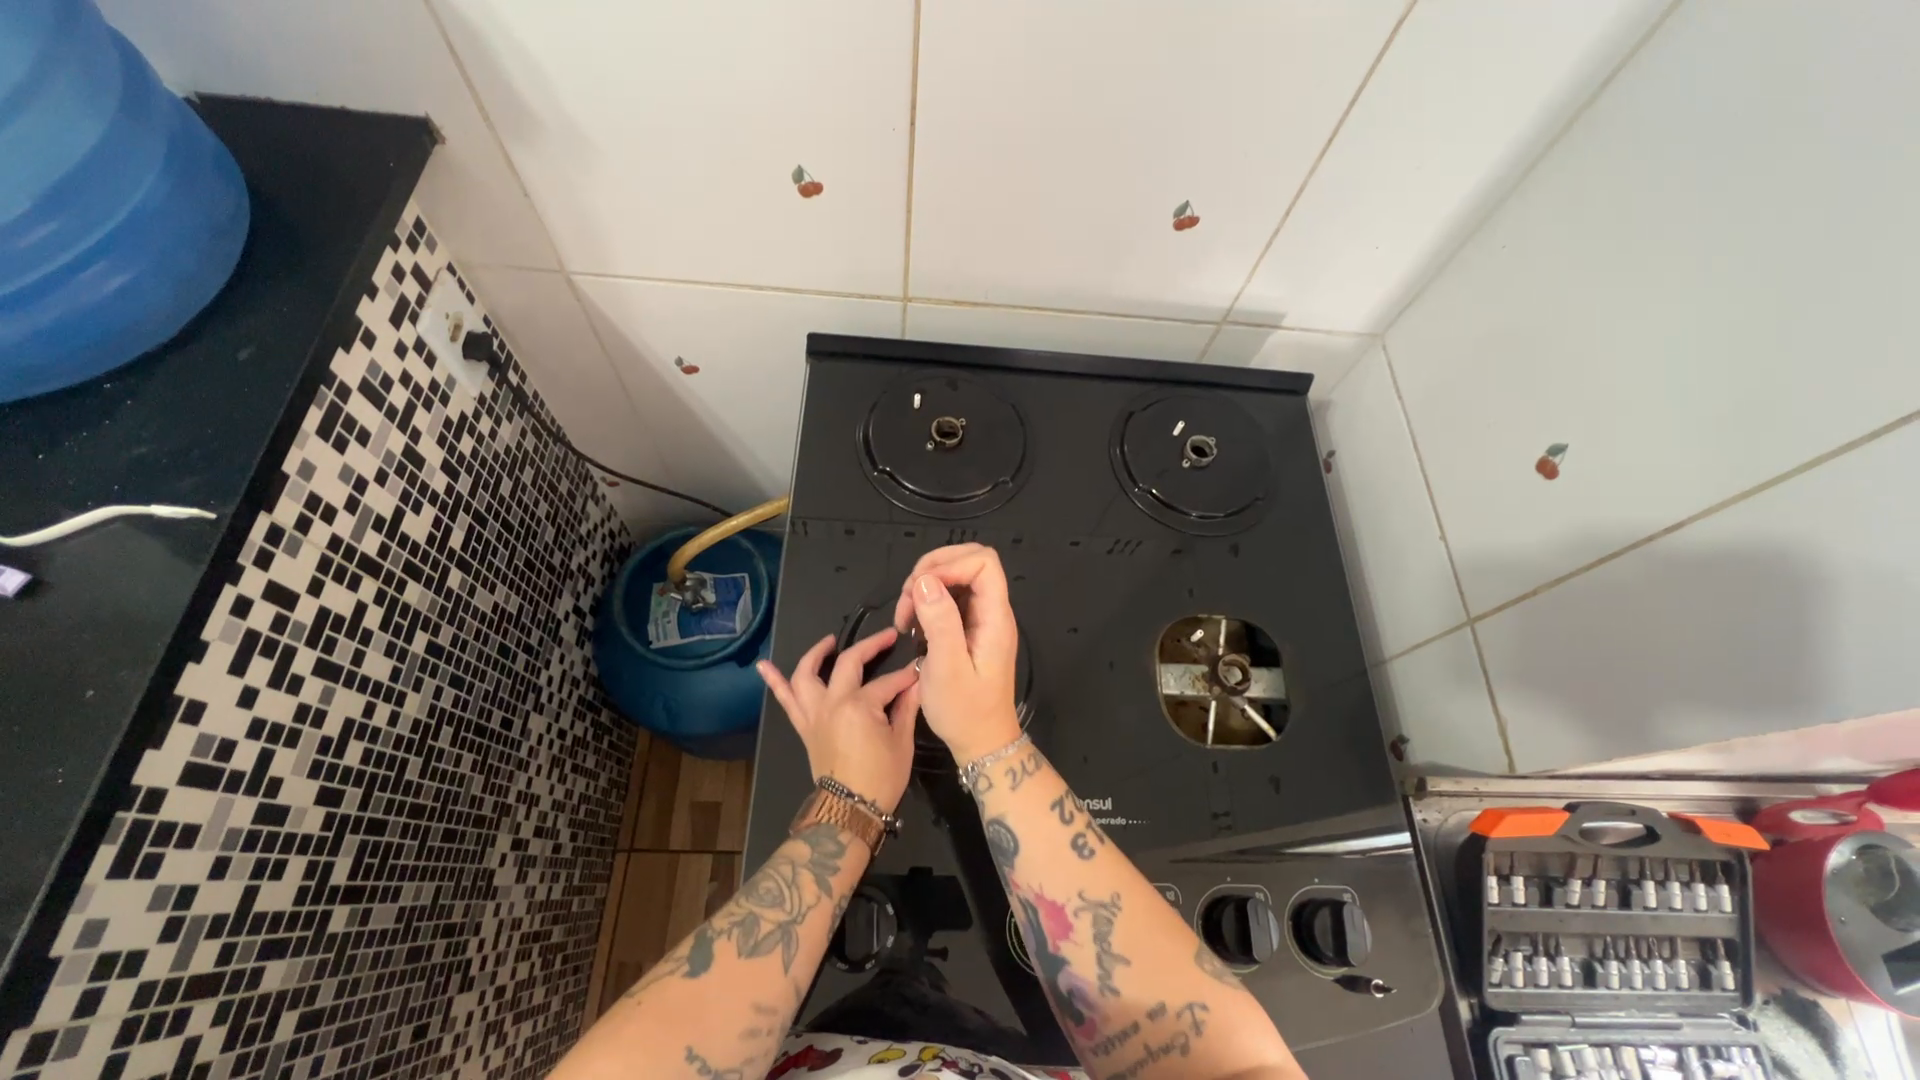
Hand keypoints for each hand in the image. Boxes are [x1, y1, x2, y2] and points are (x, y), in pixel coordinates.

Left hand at [757, 630, 919, 813]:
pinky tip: (763, 666)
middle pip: (850, 663)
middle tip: (887, 636)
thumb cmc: (881, 778)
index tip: (921, 672)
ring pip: (806, 673)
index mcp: (861, 706)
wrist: (849, 809)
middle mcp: (832, 702)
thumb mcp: (902, 742)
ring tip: (829, 642)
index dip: (907, 677)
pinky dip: (773, 682)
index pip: (889, 682)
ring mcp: (813, 713)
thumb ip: (906, 707)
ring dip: (816, 653)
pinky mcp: (803, 725)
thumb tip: (916, 683)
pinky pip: (785, 700)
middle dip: (871, 646)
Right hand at [892, 544, 1023, 764]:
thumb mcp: (947, 668)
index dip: (951, 564)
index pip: (984, 563)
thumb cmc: (965, 711)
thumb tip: (926, 581)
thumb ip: (940, 621)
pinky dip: (926, 603)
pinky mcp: (967, 629)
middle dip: (932, 571)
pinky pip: (948, 598)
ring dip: (924, 587)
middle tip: (908, 601)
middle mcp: (991, 612)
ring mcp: (980, 619)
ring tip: (905, 617)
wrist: (980, 742)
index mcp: (995, 618)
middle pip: (968, 562)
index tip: (922, 589)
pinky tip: (912, 626)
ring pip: (954, 578)